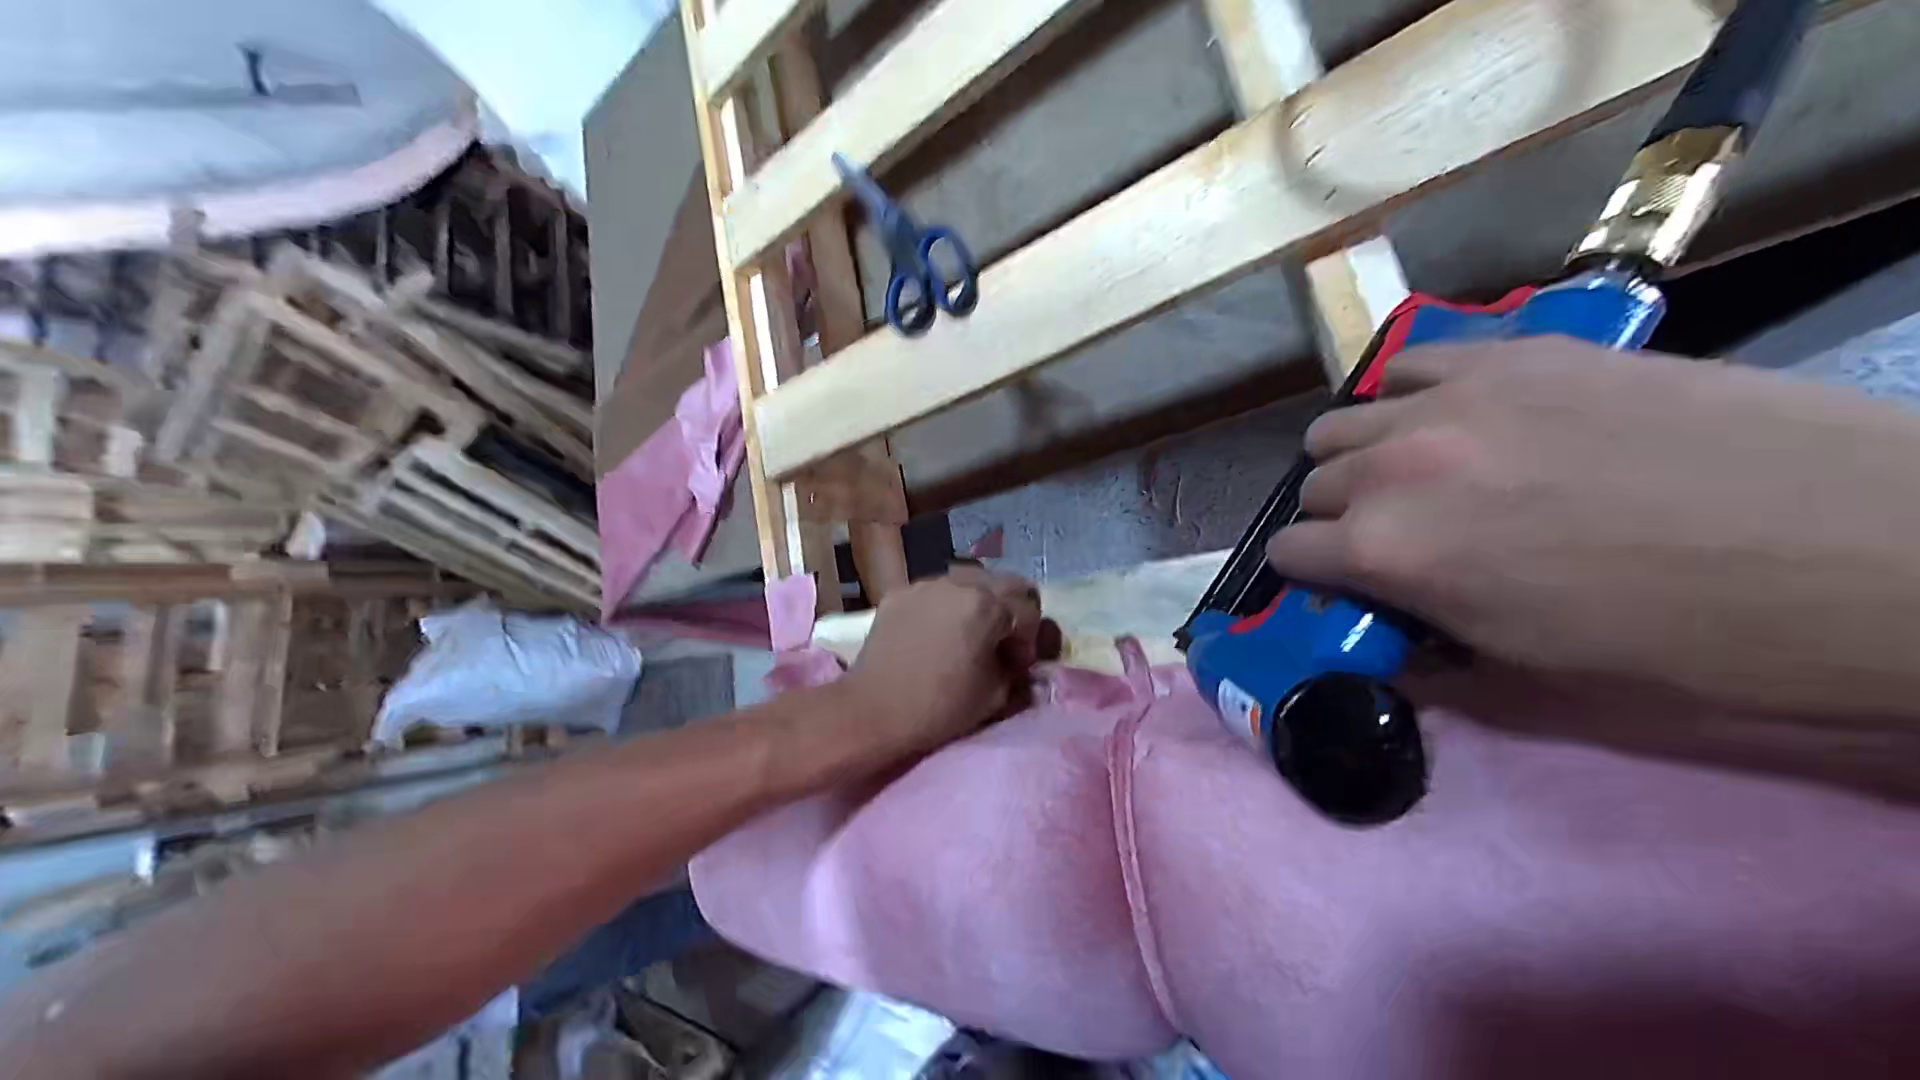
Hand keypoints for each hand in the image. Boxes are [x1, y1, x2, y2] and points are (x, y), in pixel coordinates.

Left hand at [839, 566, 1046, 754]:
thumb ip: (1016, 668)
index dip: (1029, 640)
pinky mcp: (899, 592)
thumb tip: (1014, 658)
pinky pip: (935, 592)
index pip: (1029, 610)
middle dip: (1011, 612)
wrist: (873, 710)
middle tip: (1001, 642)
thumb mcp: (996, 695)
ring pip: (969, 581)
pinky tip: (934, 633)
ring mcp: (926, 584)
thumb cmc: (940, 706)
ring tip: (967, 634)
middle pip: (1004, 584)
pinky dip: (945, 607)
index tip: (1017, 664)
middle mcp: (959, 583)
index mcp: (987, 604)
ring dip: (978, 603)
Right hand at [1266, 338, 1919, 718]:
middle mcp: (1393, 467)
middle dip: (1335, 518)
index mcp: (1387, 551)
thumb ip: (1424, 659)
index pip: (1288, 555)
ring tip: (1415, 475)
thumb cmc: (1690, 646)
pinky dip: (1407, 399)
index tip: (1345, 587)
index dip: (1311, 577)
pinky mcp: (1515, 355)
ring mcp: (1450, 400)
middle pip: (1312, 485)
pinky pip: (1410, 366)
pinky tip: (1452, 420)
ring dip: (1357, 458)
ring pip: (1340, 424)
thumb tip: (1384, 642)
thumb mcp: (1530, 685)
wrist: (1877, 552)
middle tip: (1393, 537)